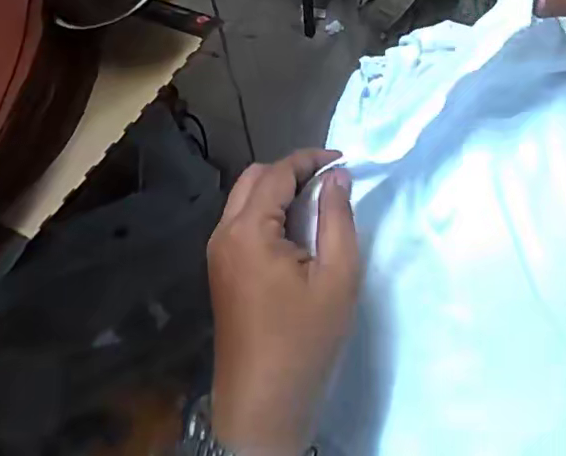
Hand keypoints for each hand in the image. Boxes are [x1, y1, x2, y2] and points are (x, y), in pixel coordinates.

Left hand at [207, 149, 359, 454]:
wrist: (263, 406)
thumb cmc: (305, 338)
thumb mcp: (338, 274)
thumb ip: (338, 215)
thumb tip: (337, 176)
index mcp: (248, 232)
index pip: (278, 173)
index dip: (313, 159)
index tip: (346, 162)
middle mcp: (224, 235)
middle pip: (255, 177)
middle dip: (294, 170)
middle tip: (332, 181)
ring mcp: (218, 255)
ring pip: (246, 198)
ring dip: (281, 189)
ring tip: (321, 202)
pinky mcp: (222, 272)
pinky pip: (244, 222)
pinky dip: (271, 211)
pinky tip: (300, 229)